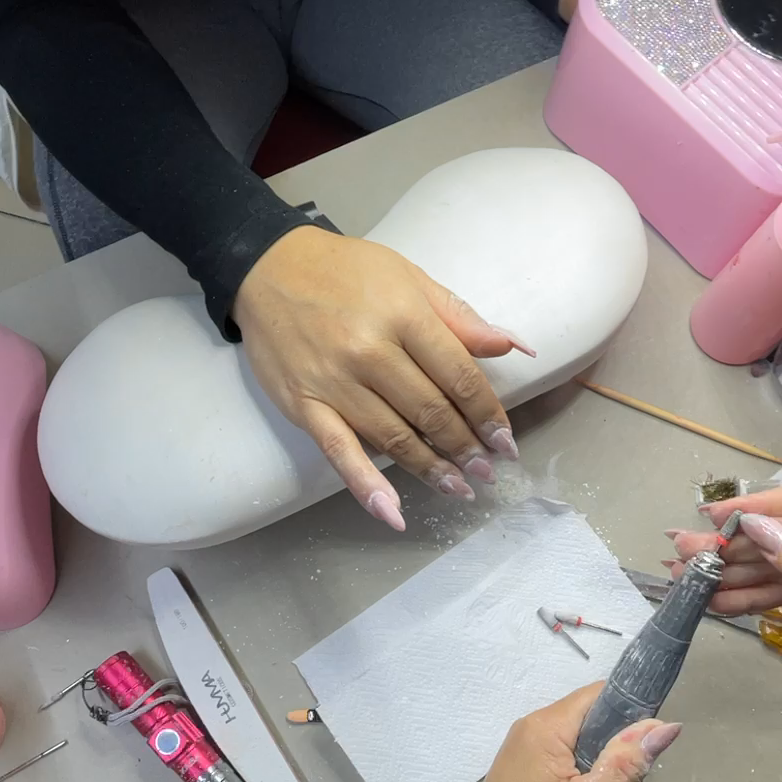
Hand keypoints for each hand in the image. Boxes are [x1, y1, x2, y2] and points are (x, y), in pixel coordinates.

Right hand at [234, 226, 530, 531]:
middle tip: (488, 471)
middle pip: (431, 411)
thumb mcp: (409, 278)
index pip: (459, 376)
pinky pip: (340, 451)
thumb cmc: (346, 272)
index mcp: (404, 315)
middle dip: (465, 446)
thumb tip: (515, 345)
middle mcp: (371, 351)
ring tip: (459, 489)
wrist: (266, 268)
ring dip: (431, 469)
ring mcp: (335, 383)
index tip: (505, 442)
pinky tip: (392, 513)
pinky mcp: (305, 406)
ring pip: (394, 437)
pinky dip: (366, 485)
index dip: (487, 414)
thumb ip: (460, 318)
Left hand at [471, 681, 682, 781]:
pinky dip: (579, 777)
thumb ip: (627, 765)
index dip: (630, 714)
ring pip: (581, 741)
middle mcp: (532, 723)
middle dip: (613, 754)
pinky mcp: (522, 759)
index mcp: (548, 725)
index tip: (642, 751)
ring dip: (597, 772)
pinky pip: (563, 754)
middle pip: (593, 720)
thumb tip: (665, 726)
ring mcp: (524, 741)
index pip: (601, 694)